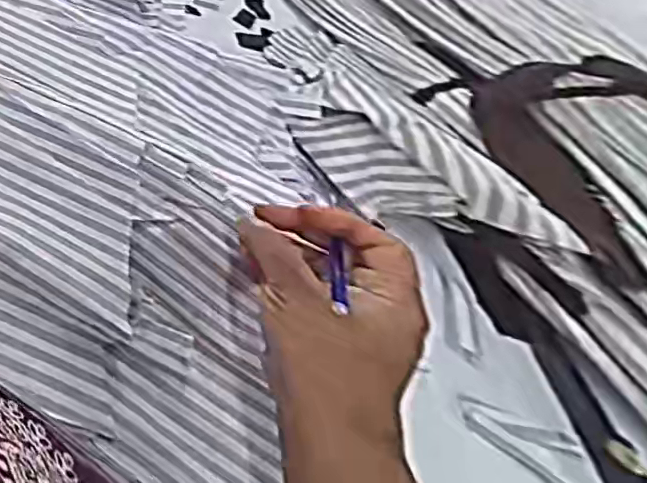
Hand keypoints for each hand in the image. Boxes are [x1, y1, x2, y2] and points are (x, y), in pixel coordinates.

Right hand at [238, 206, 424, 475]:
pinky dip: (280, 275)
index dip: (335, 219)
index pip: (376, 241)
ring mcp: (353, 325)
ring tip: (253, 244)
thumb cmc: (331, 381)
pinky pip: (306, 292)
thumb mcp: (296, 300)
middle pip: (346, 253)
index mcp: (393, 301)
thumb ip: (273, 253)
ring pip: (321, 272)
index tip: (296, 213)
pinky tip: (256, 271)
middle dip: (301, 232)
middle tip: (266, 222)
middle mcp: (380, 311)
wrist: (328, 434)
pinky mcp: (327, 337)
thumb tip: (256, 225)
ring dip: (285, 253)